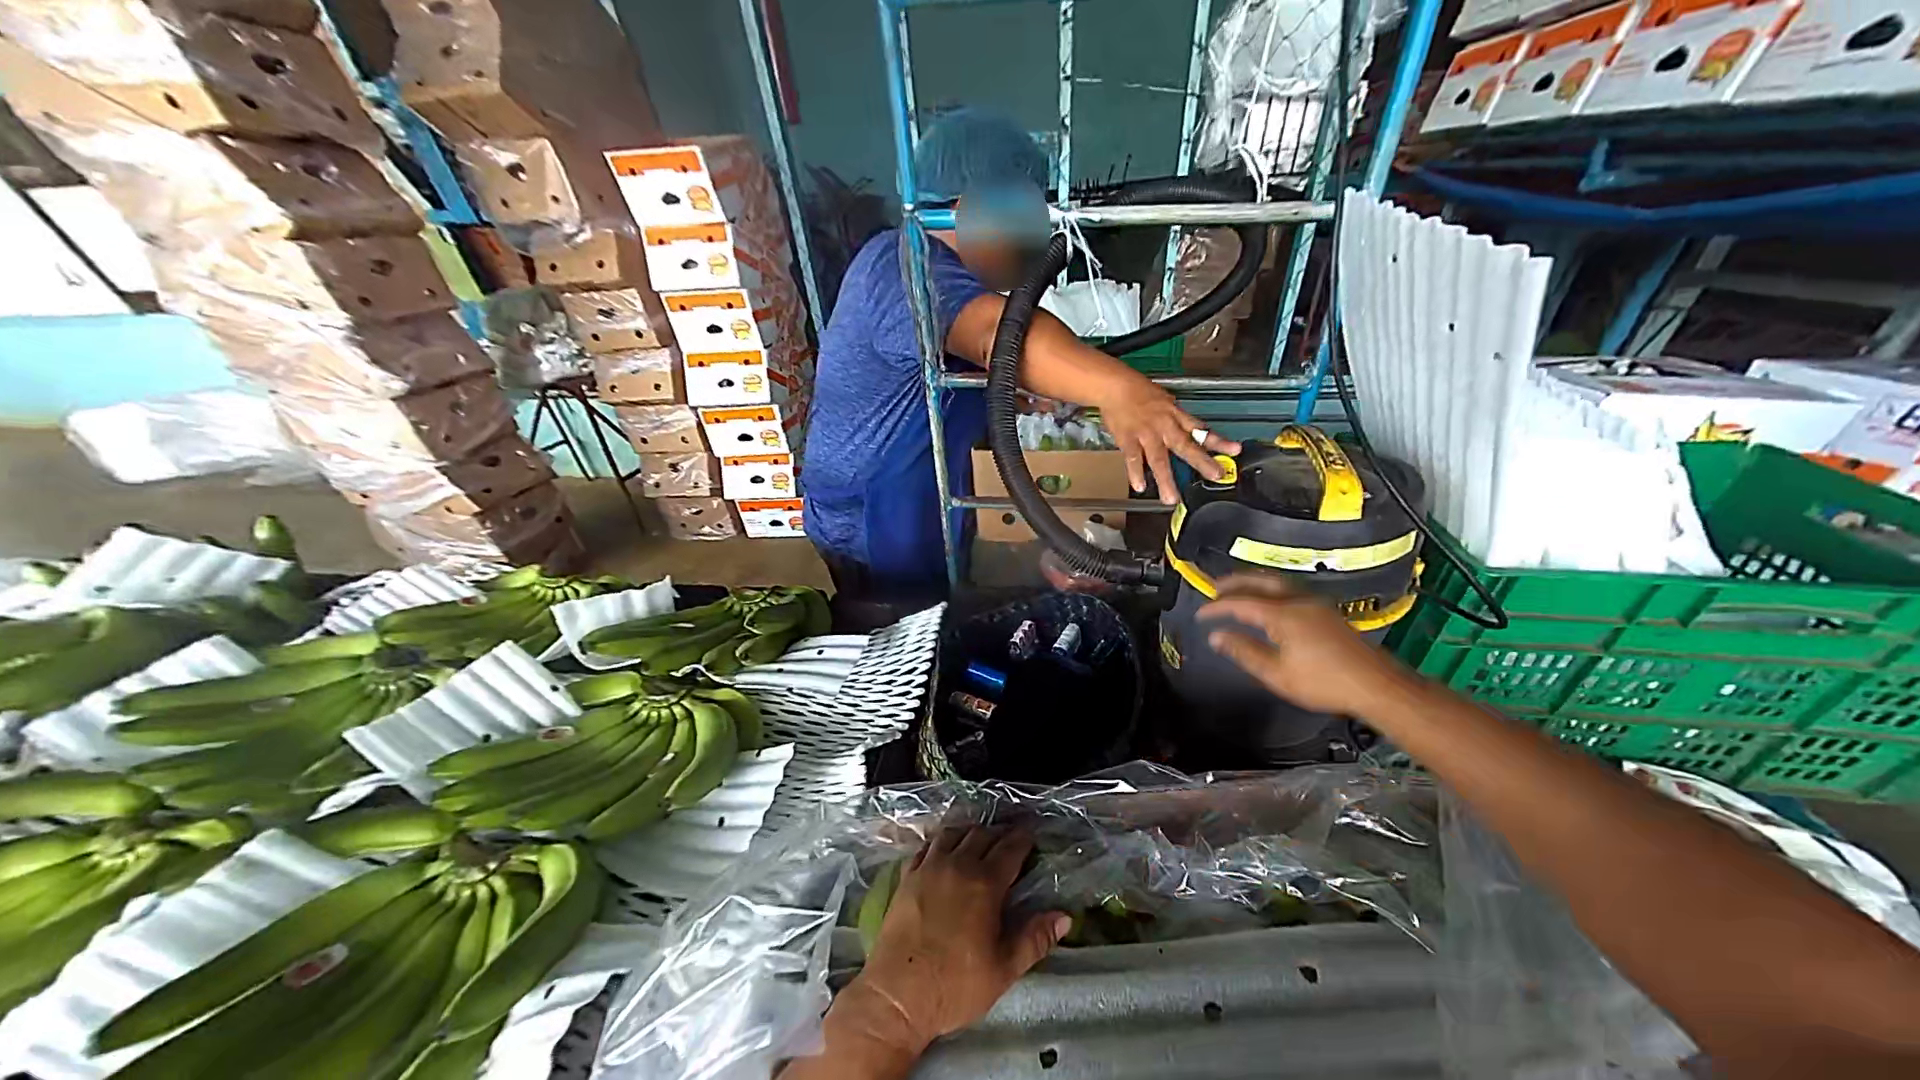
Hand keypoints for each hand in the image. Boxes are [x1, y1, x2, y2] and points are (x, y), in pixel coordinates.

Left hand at [841, 827, 1068, 1054]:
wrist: (897, 995)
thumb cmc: (955, 986)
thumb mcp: (1004, 969)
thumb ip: (1035, 939)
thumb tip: (1064, 917)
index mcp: (985, 884)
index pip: (1010, 849)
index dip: (1023, 838)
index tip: (1032, 833)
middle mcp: (957, 866)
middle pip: (982, 835)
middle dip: (999, 832)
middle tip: (1010, 836)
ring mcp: (928, 868)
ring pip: (953, 834)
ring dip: (970, 831)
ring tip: (979, 837)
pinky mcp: (907, 877)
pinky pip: (927, 846)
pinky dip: (940, 841)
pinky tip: (944, 849)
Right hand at [1095, 376, 1240, 503]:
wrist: (1115, 386)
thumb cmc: (1138, 391)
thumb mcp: (1164, 401)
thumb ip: (1175, 418)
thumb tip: (1186, 429)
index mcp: (1175, 415)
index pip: (1200, 430)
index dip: (1218, 441)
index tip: (1235, 450)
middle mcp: (1164, 426)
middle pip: (1185, 446)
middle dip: (1202, 462)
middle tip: (1216, 475)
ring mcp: (1146, 434)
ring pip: (1158, 460)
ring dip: (1165, 480)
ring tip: (1171, 499)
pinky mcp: (1128, 439)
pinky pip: (1133, 459)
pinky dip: (1135, 473)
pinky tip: (1139, 487)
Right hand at [1197, 574, 1414, 715]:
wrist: (1376, 685)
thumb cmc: (1325, 682)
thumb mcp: (1276, 673)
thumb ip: (1244, 651)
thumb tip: (1218, 637)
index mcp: (1283, 615)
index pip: (1240, 603)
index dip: (1217, 607)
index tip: (1202, 613)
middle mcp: (1298, 601)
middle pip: (1259, 582)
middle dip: (1234, 583)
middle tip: (1215, 588)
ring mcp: (1315, 604)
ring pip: (1277, 583)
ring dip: (1253, 584)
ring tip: (1238, 590)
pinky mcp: (1326, 612)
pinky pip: (1290, 590)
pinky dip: (1270, 590)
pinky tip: (1269, 602)